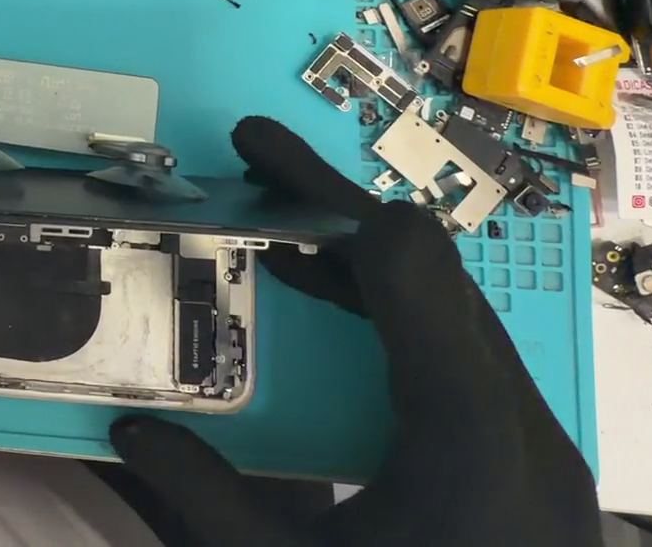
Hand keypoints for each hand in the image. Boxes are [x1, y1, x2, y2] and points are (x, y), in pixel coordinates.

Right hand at [109, 117, 600, 546]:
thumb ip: (205, 498)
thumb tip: (128, 430)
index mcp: (468, 438)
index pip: (411, 274)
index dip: (333, 200)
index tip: (259, 153)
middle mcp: (512, 417)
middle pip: (428, 266)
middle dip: (330, 201)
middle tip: (249, 159)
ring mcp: (523, 428)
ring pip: (441, 293)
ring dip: (351, 242)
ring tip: (270, 218)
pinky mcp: (512, 440)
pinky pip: (444, 330)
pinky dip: (374, 289)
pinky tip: (318, 290)